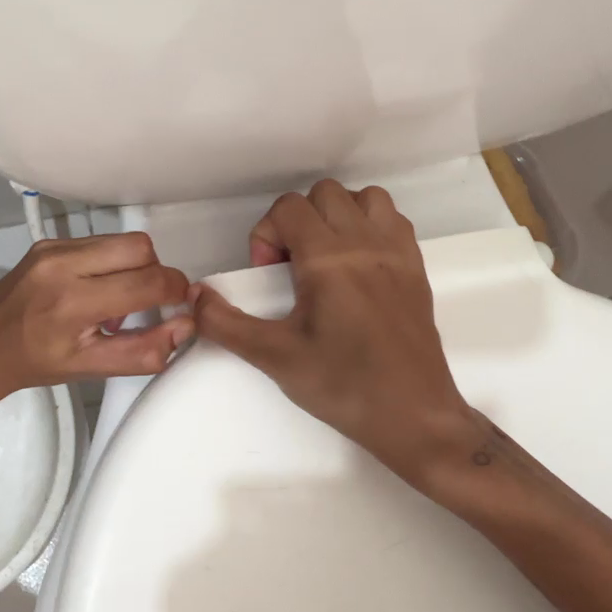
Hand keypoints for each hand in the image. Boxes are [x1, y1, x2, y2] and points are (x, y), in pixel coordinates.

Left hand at [0, 232, 193, 400]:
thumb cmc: (35, 363)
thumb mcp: (91, 368)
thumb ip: (143, 350)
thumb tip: (185, 326)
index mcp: (73, 302)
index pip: (146, 283)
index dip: (175, 293)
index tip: (180, 307)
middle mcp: (62, 265)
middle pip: (139, 248)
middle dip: (156, 274)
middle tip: (148, 303)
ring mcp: (52, 249)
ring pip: (120, 241)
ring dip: (133, 267)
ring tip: (117, 300)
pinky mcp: (47, 243)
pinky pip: (97, 242)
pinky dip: (109, 263)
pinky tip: (95, 290)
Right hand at [192, 180, 480, 482]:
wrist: (414, 416)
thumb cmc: (343, 386)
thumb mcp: (273, 357)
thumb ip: (224, 323)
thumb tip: (195, 297)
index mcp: (330, 260)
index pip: (288, 208)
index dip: (266, 235)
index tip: (268, 276)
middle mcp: (366, 244)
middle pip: (323, 194)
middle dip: (297, 222)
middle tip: (291, 269)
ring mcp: (397, 253)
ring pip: (363, 199)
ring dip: (335, 217)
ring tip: (324, 260)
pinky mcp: (416, 269)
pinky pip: (391, 220)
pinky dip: (368, 227)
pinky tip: (355, 268)